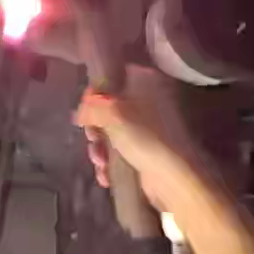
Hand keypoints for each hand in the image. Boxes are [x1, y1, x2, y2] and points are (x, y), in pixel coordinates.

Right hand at [76, 66, 220, 212]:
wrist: (173, 176)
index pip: (112, 77)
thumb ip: (91, 107)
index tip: (84, 111)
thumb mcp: (112, 113)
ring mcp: (148, 127)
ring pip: (112, 132)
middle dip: (96, 128)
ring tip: (101, 163)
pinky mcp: (147, 150)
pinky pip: (120, 151)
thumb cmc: (144, 136)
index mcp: (145, 81)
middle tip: (93, 139)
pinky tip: (107, 175)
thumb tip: (81, 111)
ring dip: (100, 149)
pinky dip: (111, 163)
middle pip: (108, 108)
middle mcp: (148, 99)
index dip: (95, 94)